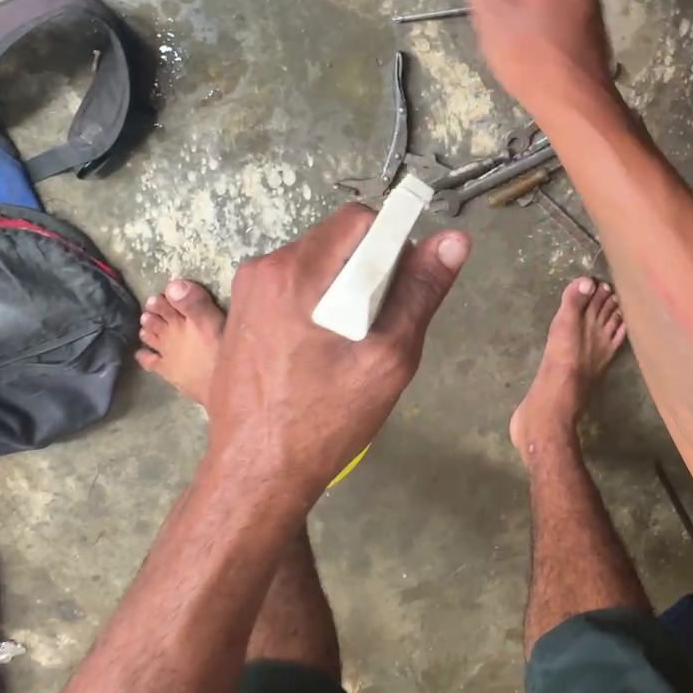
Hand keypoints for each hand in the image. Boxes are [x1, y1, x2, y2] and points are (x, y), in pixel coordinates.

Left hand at [203, 205, 470, 496]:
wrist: (257, 473)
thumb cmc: (327, 417)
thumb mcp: (390, 356)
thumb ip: (421, 291)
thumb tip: (455, 239)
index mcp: (299, 271)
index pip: (358, 219)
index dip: (390, 243)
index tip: (399, 286)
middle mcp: (265, 268)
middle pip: (334, 240)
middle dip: (364, 268)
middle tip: (378, 323)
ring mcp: (245, 291)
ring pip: (312, 262)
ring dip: (338, 285)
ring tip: (347, 341)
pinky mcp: (236, 314)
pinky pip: (285, 285)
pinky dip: (310, 299)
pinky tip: (317, 345)